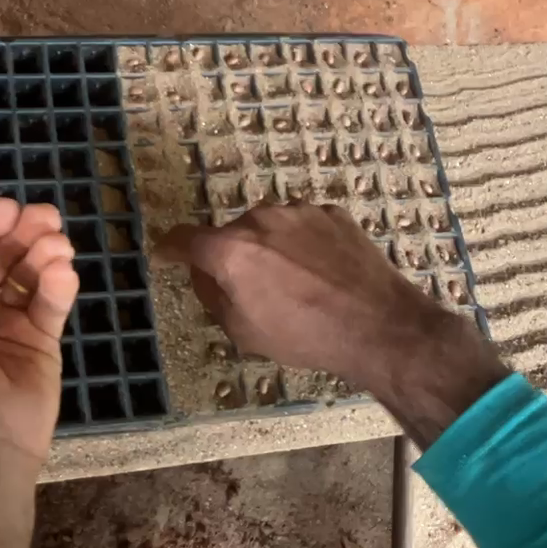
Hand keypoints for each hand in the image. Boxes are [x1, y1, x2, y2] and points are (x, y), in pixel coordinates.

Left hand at [0, 197, 79, 472]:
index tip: (6, 209)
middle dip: (18, 231)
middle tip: (45, 217)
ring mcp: (3, 324)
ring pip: (25, 273)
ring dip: (42, 251)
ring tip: (58, 244)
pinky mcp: (39, 343)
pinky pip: (49, 304)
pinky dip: (58, 284)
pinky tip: (62, 273)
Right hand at [157, 203, 506, 445]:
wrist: (381, 327)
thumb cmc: (304, 336)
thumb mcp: (242, 330)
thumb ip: (211, 295)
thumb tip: (203, 273)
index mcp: (230, 250)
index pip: (184, 239)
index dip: (170, 248)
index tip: (164, 254)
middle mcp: (259, 219)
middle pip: (230, 234)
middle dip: (231, 257)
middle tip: (249, 289)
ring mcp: (298, 212)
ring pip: (267, 227)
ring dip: (268, 248)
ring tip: (292, 282)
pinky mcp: (331, 213)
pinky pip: (301, 225)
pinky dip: (300, 243)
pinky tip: (319, 272)